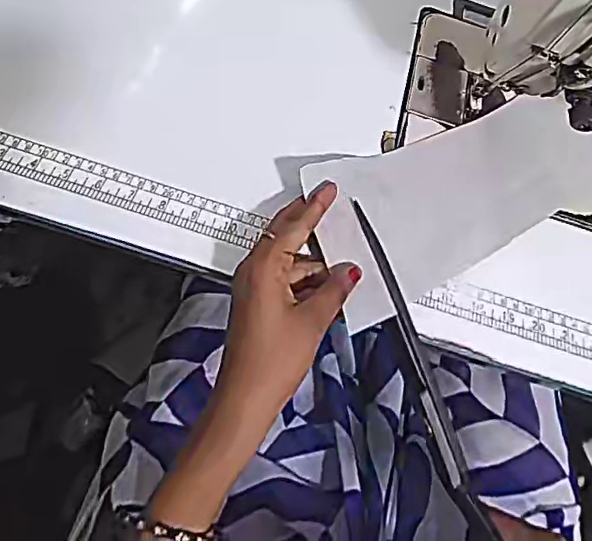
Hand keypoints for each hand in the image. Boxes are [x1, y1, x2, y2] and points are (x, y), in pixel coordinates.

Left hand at [146, 184, 358, 532]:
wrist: (243, 401)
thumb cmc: (267, 364)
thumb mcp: (312, 321)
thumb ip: (334, 289)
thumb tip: (347, 272)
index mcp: (263, 268)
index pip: (294, 226)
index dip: (314, 206)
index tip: (326, 190)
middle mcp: (253, 272)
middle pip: (283, 235)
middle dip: (306, 220)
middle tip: (324, 202)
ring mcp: (252, 288)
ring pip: (286, 259)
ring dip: (310, 259)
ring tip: (337, 263)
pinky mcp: (255, 303)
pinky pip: (282, 276)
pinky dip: (303, 276)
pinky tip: (324, 286)